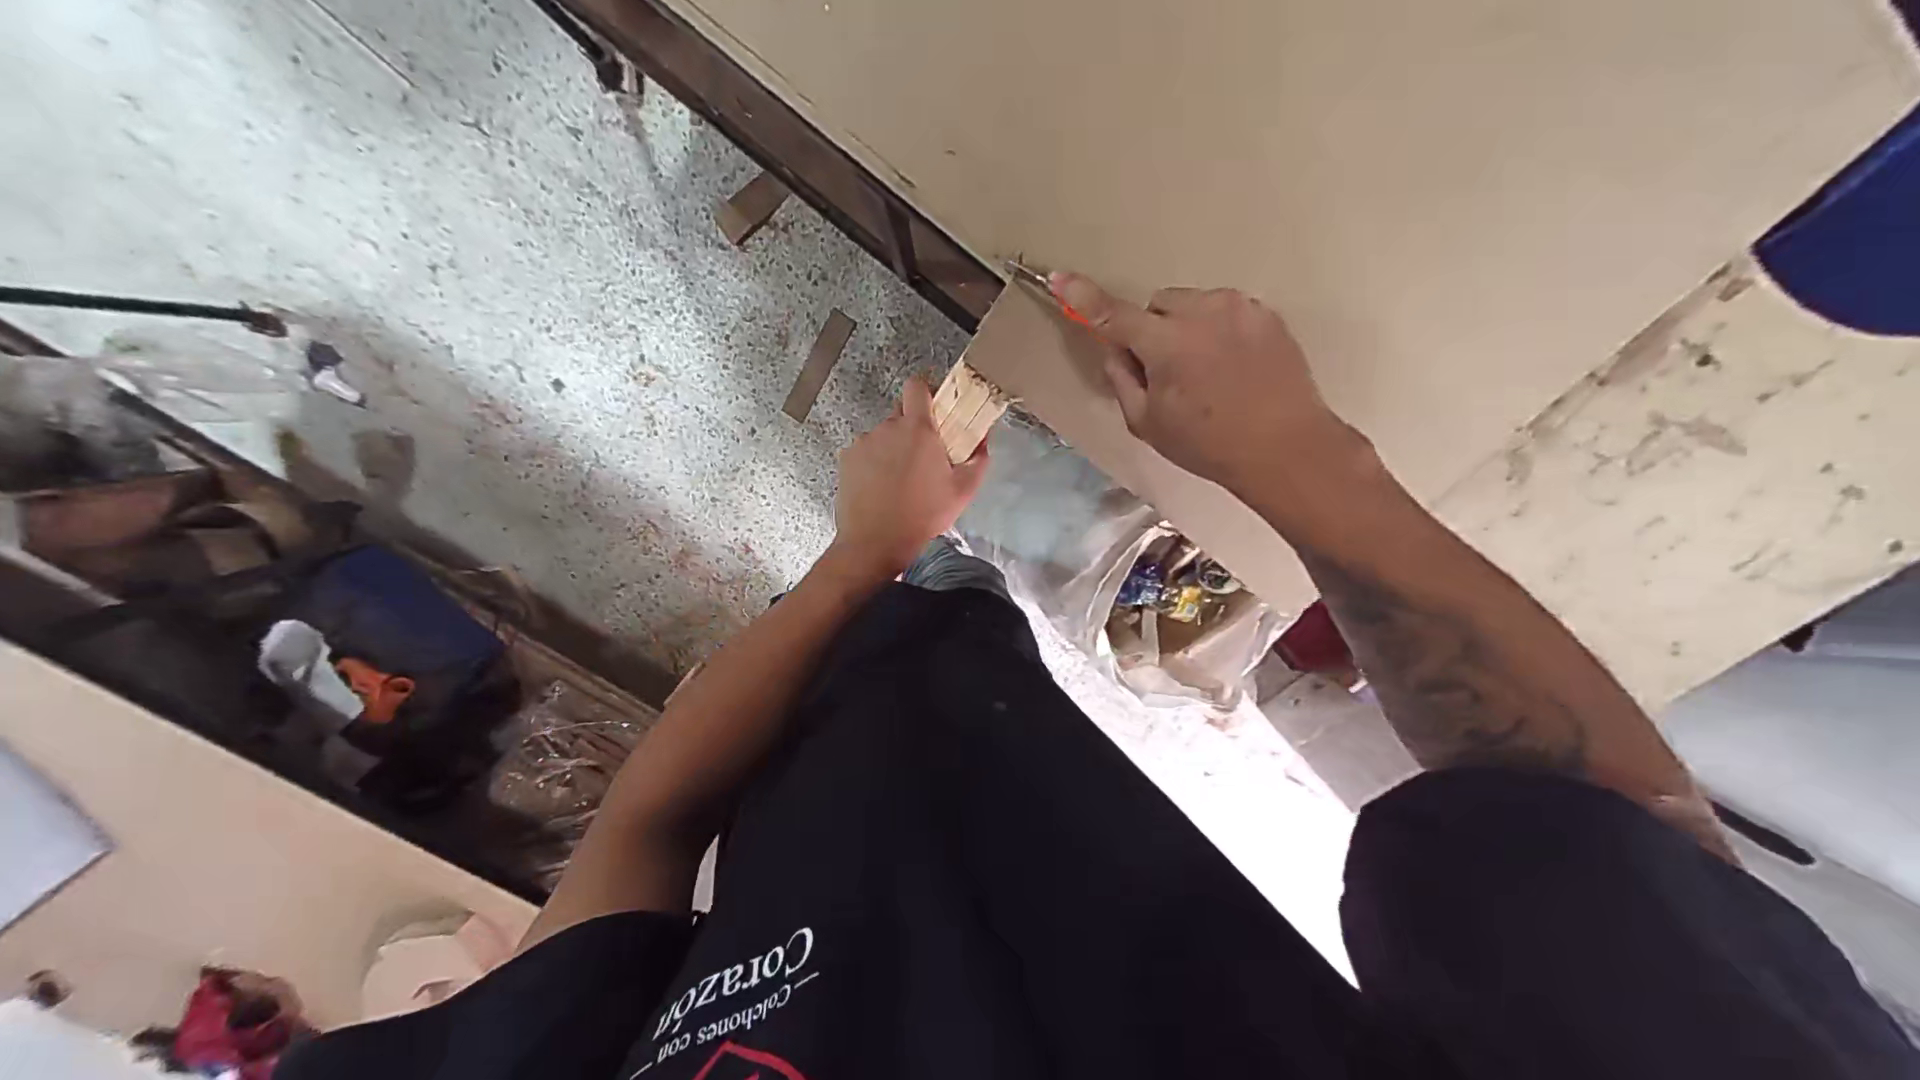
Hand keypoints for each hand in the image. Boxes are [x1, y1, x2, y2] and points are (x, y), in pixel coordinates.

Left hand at [830, 375, 989, 577]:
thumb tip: (984, 440)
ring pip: (883, 436)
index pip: (917, 386)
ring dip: (892, 449)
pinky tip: (881, 488)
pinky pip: (865, 453)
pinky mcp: (847, 460)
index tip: (934, 406)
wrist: (875, 542)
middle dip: (913, 429)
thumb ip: (978, 459)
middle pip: (901, 414)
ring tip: (900, 481)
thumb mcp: (963, 491)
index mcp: (918, 429)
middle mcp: (887, 428)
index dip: (926, 391)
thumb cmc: (922, 516)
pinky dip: (873, 464)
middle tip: (923, 458)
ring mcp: (863, 443)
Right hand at [1052, 273, 1359, 498]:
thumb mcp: (1147, 423)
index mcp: (1169, 344)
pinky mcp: (1266, 313)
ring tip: (1205, 372)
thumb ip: (1122, 379)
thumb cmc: (1208, 444)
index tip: (1060, 278)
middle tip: (1166, 373)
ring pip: (1192, 305)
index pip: (1115, 316)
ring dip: (1185, 328)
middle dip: (1153, 331)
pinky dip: (1216, 331)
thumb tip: (1115, 348)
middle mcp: (1204, 313)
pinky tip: (1230, 367)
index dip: (1084, 298)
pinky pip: (1224, 311)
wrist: (1285, 448)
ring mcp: (1240, 308)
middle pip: (1158, 305)